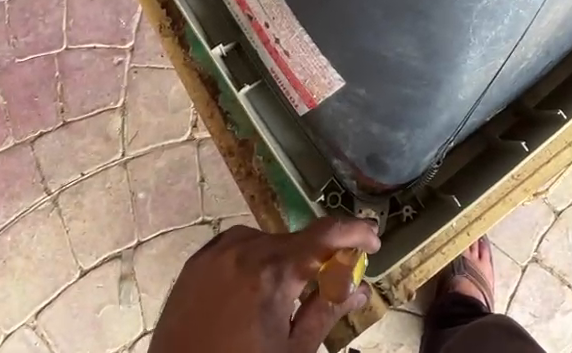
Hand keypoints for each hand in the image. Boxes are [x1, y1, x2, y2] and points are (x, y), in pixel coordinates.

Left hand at [148, 218, 381, 352]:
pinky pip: (237, 248)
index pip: (326, 234)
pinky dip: (254, 261)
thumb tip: (361, 287)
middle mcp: (246, 247)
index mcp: (273, 269)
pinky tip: (254, 292)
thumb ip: (327, 311)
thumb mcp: (292, 351)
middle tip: (331, 284)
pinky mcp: (197, 260)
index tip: (374, 240)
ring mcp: (217, 250)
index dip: (356, 231)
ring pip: (268, 243)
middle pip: (297, 241)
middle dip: (319, 258)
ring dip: (285, 261)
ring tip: (284, 299)